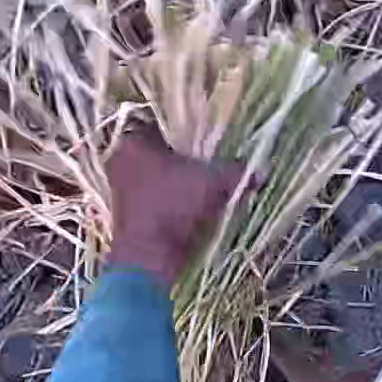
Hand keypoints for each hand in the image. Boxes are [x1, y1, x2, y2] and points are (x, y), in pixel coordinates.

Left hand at [106, 129, 243, 287]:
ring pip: (158, 176)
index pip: (160, 122)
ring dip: (180, 182)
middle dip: (186, 158)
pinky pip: (155, 198)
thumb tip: (261, 169)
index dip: (186, 129)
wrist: (149, 259)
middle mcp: (121, 161)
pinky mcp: (127, 214)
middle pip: (160, 151)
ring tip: (207, 189)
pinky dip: (173, 201)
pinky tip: (195, 210)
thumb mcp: (214, 183)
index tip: (206, 140)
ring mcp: (120, 190)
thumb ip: (237, 171)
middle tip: (211, 163)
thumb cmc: (175, 208)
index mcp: (133, 142)